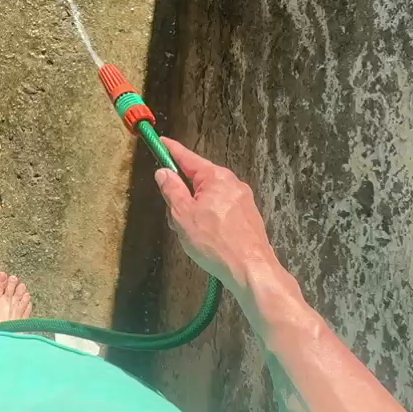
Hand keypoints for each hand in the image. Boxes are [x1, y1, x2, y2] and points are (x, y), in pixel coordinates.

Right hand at [153, 138, 283, 297]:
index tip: (161, 141)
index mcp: (216, 177)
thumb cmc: (215, 241)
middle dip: (183, 194)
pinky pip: (221, 210)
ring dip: (196, 210)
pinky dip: (210, 219)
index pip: (187, 158)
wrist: (251, 270)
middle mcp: (232, 183)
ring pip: (209, 198)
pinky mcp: (249, 217)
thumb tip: (163, 172)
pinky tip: (208, 240)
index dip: (171, 150)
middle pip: (198, 180)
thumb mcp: (183, 214)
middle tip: (174, 216)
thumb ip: (171, 190)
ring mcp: (243, 200)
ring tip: (192, 235)